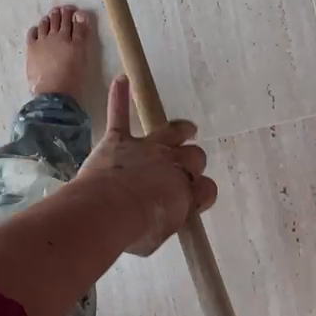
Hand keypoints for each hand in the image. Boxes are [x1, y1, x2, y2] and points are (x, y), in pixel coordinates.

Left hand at [74, 75, 216, 255]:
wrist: (109, 208)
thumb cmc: (135, 229)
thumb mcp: (159, 235)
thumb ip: (164, 221)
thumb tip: (158, 218)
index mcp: (186, 192)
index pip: (207, 190)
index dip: (201, 194)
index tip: (196, 199)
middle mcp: (171, 165)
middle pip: (194, 157)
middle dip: (193, 161)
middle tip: (188, 165)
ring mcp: (146, 149)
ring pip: (170, 132)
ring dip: (180, 129)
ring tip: (187, 127)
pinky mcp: (118, 140)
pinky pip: (120, 114)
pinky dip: (119, 97)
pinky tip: (121, 80)